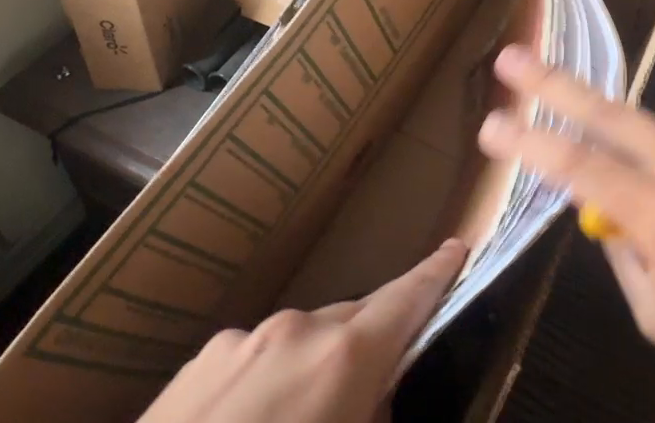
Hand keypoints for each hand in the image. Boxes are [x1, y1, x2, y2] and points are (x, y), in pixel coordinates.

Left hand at [136, 239, 466, 422]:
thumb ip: (376, 415)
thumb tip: (374, 403)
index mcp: (344, 356)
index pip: (408, 298)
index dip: (438, 274)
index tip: (458, 249)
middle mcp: (297, 330)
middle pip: (357, 320)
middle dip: (371, 345)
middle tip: (369, 394)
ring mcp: (241, 341)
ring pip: (303, 340)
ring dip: (316, 368)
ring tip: (299, 420)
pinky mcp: (196, 362)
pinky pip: (255, 357)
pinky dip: (269, 380)